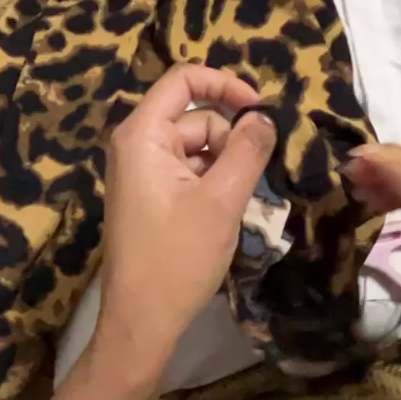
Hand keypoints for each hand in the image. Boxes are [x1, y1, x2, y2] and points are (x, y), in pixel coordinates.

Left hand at [97, 65, 277, 375]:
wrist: (141, 320)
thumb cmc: (178, 257)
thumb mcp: (223, 200)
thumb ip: (247, 149)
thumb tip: (264, 116)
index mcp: (142, 134)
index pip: (184, 79)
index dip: (226, 85)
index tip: (262, 111)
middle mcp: (135, 144)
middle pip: (196, 117)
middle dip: (230, 140)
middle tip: (254, 181)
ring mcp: (141, 171)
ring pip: (197, 147)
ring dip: (225, 166)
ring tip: (238, 205)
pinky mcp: (149, 195)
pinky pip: (189, 171)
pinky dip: (213, 183)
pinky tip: (226, 213)